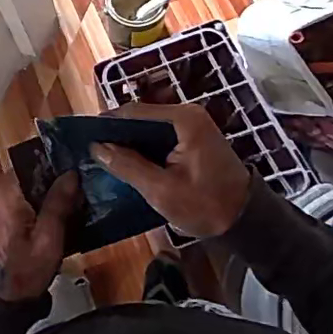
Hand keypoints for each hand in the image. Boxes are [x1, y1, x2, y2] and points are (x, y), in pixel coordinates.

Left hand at [0, 171, 79, 300]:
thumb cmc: (23, 270)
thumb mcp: (48, 239)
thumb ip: (58, 204)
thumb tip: (71, 172)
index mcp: (10, 190)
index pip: (38, 160)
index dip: (62, 165)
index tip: (83, 172)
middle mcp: (3, 189)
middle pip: (38, 173)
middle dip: (61, 181)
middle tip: (86, 192)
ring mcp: (2, 201)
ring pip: (36, 187)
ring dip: (55, 195)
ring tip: (80, 203)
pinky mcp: (6, 214)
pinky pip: (30, 200)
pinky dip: (46, 206)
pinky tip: (64, 217)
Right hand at [91, 102, 252, 236]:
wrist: (247, 222)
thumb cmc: (206, 206)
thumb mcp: (161, 190)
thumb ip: (127, 165)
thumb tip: (96, 147)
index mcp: (183, 119)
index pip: (134, 112)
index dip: (107, 124)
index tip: (85, 137)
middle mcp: (188, 114)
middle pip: (141, 117)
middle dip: (117, 133)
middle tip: (92, 150)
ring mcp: (192, 125)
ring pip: (149, 127)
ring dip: (130, 141)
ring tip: (104, 157)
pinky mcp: (193, 137)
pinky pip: (161, 136)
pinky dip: (144, 147)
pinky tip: (128, 161)